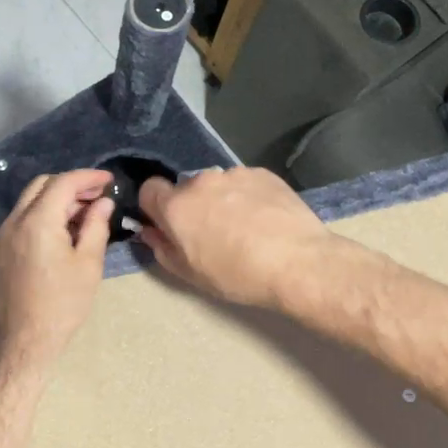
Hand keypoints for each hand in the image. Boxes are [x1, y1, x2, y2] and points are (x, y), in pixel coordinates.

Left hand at [0, 170, 115, 362]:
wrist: (24, 339)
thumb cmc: (63, 304)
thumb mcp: (88, 264)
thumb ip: (96, 226)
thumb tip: (103, 203)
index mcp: (38, 221)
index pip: (63, 183)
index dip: (88, 177)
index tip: (108, 180)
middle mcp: (15, 221)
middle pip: (42, 186)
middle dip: (70, 185)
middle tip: (96, 197)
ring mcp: (3, 235)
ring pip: (29, 202)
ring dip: (56, 200)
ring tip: (84, 215)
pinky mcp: (0, 250)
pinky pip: (22, 220)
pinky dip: (42, 216)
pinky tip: (62, 232)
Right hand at [137, 167, 332, 308]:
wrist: (297, 262)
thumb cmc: (237, 274)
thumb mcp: (190, 273)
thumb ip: (162, 248)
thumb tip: (150, 231)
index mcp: (176, 206)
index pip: (149, 190)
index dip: (156, 208)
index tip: (169, 226)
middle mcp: (201, 181)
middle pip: (186, 189)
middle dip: (192, 207)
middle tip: (211, 234)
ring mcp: (234, 174)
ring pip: (216, 186)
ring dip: (220, 200)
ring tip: (243, 228)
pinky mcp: (263, 173)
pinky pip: (243, 183)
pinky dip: (247, 197)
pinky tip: (263, 219)